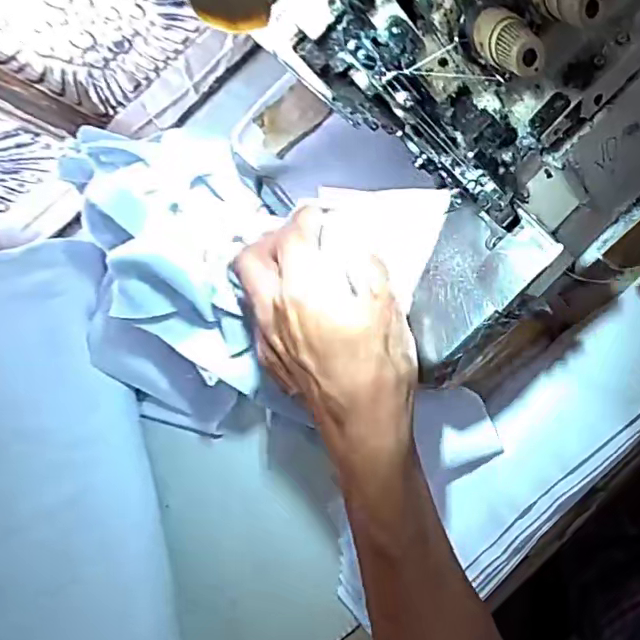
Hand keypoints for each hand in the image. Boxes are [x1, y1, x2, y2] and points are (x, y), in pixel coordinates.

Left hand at [233, 206, 416, 472]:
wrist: (364, 426)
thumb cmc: (381, 372)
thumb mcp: (390, 312)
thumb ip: (371, 272)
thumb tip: (360, 251)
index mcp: (305, 291)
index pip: (294, 236)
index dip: (307, 217)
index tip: (321, 213)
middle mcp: (275, 310)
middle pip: (252, 256)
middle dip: (273, 236)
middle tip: (301, 235)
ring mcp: (268, 337)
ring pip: (249, 288)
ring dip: (267, 267)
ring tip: (297, 267)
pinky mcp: (271, 360)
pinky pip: (258, 317)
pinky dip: (272, 299)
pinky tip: (298, 308)